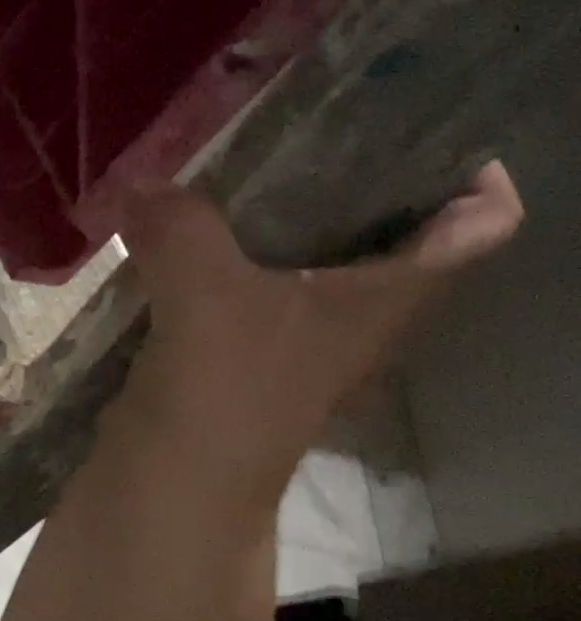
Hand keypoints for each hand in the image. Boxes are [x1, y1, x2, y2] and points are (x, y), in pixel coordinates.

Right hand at [112, 161, 523, 501]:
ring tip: (223, 186)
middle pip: (380, 232)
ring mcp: (288, 346)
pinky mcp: (226, 368)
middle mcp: (354, 317)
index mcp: (392, 297)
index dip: (466, 170)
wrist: (167, 490)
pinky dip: (211, 272)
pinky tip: (174, 253)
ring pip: (297, 265)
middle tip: (293, 141)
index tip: (404, 131)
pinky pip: (233, 300)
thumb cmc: (222, 396)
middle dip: (342, 184)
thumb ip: (181, 231)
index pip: (479, 220)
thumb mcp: (207, 297)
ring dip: (262, 229)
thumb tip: (141, 184)